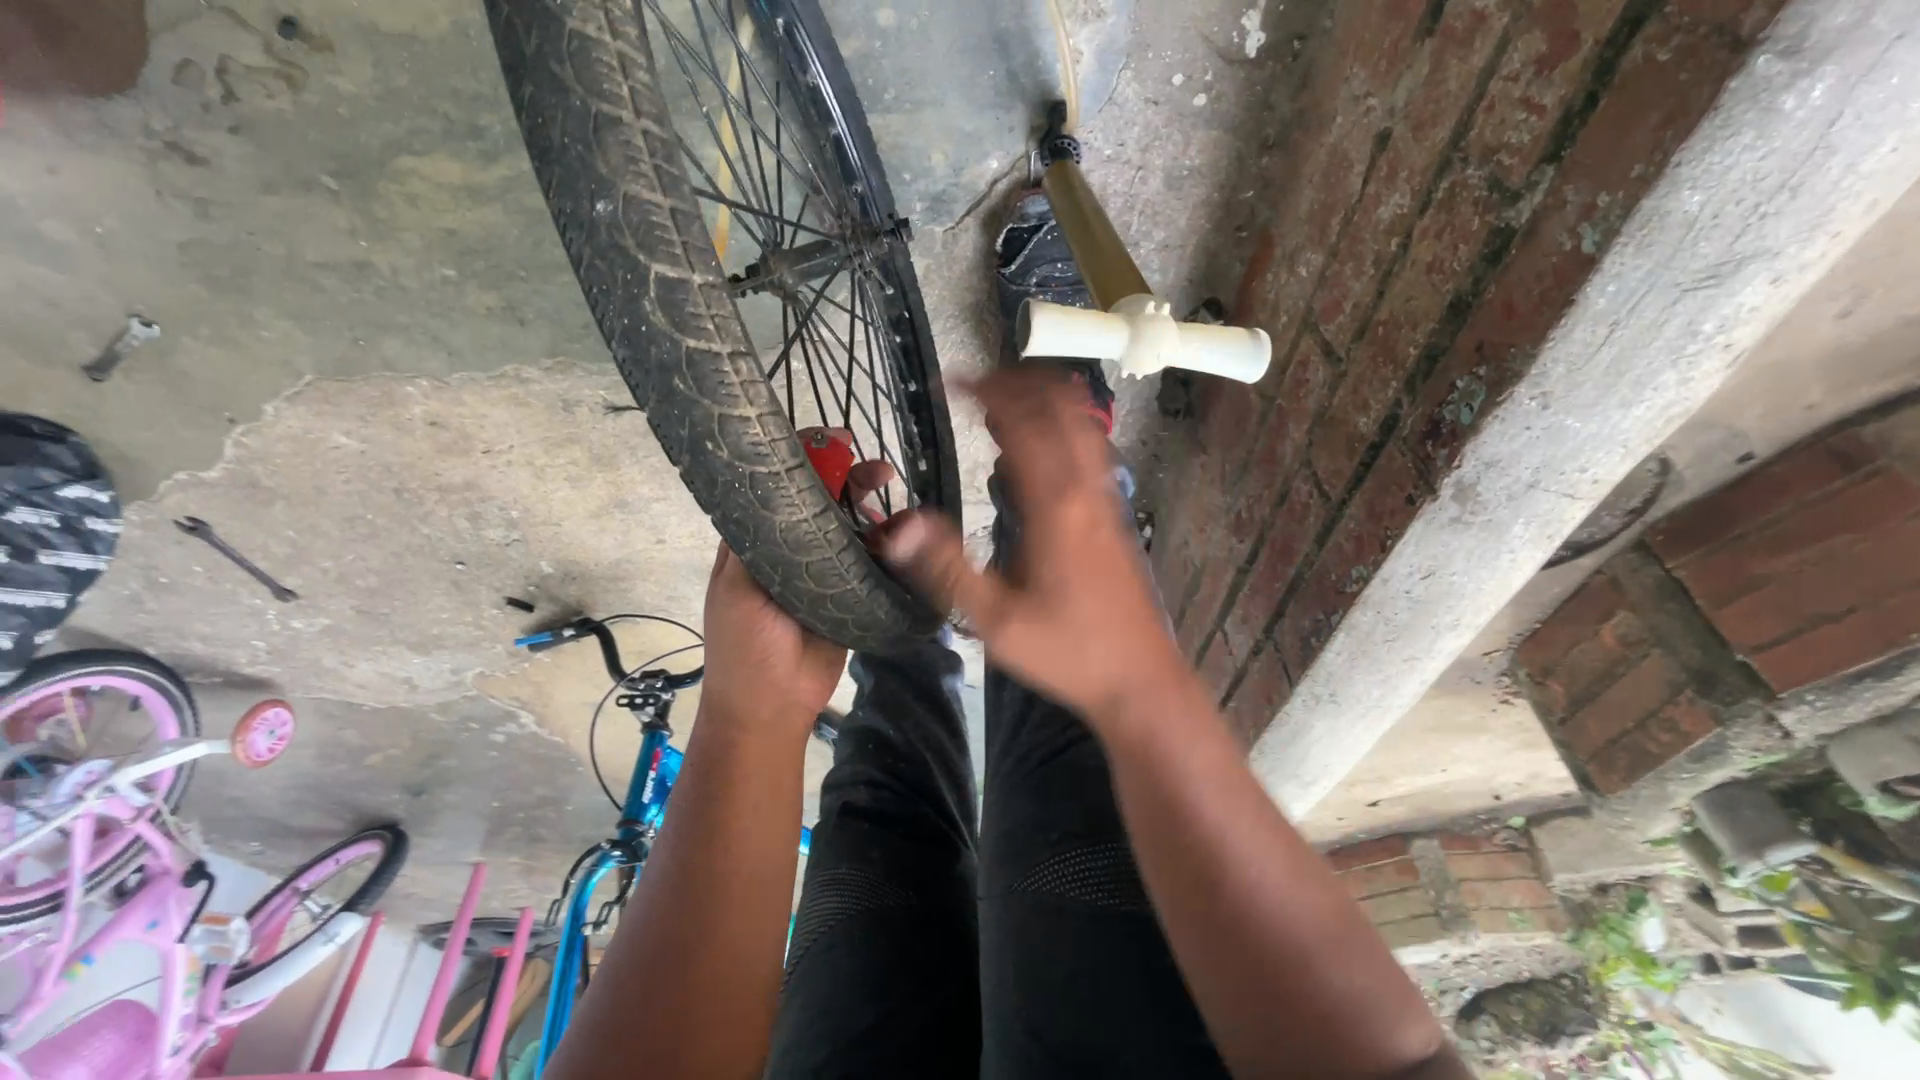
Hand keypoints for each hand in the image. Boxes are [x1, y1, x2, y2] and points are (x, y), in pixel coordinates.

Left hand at [697, 460, 896, 733]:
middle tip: (880, 472)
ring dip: (875, 511)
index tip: (837, 443)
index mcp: (757, 540)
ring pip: (853, 528)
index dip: (808, 460)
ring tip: (897, 505)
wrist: (772, 706)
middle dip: (851, 480)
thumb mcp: (737, 586)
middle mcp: (793, 548)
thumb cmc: (745, 646)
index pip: (783, 486)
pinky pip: (874, 562)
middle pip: (825, 502)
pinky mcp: (853, 594)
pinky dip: (891, 545)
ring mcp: (825, 571)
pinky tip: (906, 535)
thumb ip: (756, 539)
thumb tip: (781, 484)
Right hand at [879, 370, 1189, 726]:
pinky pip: (1091, 454)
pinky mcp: (1115, 519)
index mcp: (1056, 506)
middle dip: (1017, 383)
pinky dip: (1063, 432)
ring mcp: (1106, 502)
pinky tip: (1039, 454)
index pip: (1022, 421)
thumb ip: (948, 569)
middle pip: (1060, 408)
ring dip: (1043, 403)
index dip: (985, 390)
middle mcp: (1086, 491)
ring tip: (1001, 405)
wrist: (1140, 680)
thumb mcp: (996, 622)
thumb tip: (899, 525)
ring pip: (1082, 427)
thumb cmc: (1067, 653)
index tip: (949, 380)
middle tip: (974, 382)